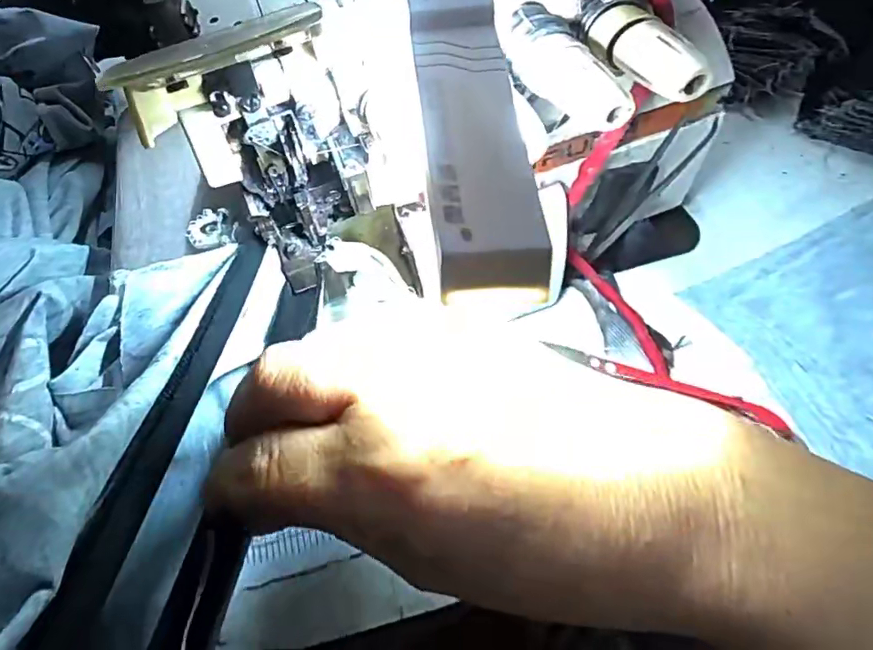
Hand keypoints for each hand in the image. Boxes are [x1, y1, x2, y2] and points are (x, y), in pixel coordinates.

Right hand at [206, 305, 760, 635]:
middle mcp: (376, 383)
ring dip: (288, 389)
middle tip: (252, 451)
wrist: (649, 483)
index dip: (228, 484)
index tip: (223, 497)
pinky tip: (363, 394)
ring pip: (304, 348)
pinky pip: (352, 337)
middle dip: (243, 419)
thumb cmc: (543, 550)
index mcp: (376, 464)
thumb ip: (334, 511)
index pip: (262, 463)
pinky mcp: (429, 315)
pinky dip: (335, 368)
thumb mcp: (423, 557)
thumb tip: (271, 492)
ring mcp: (402, 335)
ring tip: (307, 423)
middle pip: (266, 379)